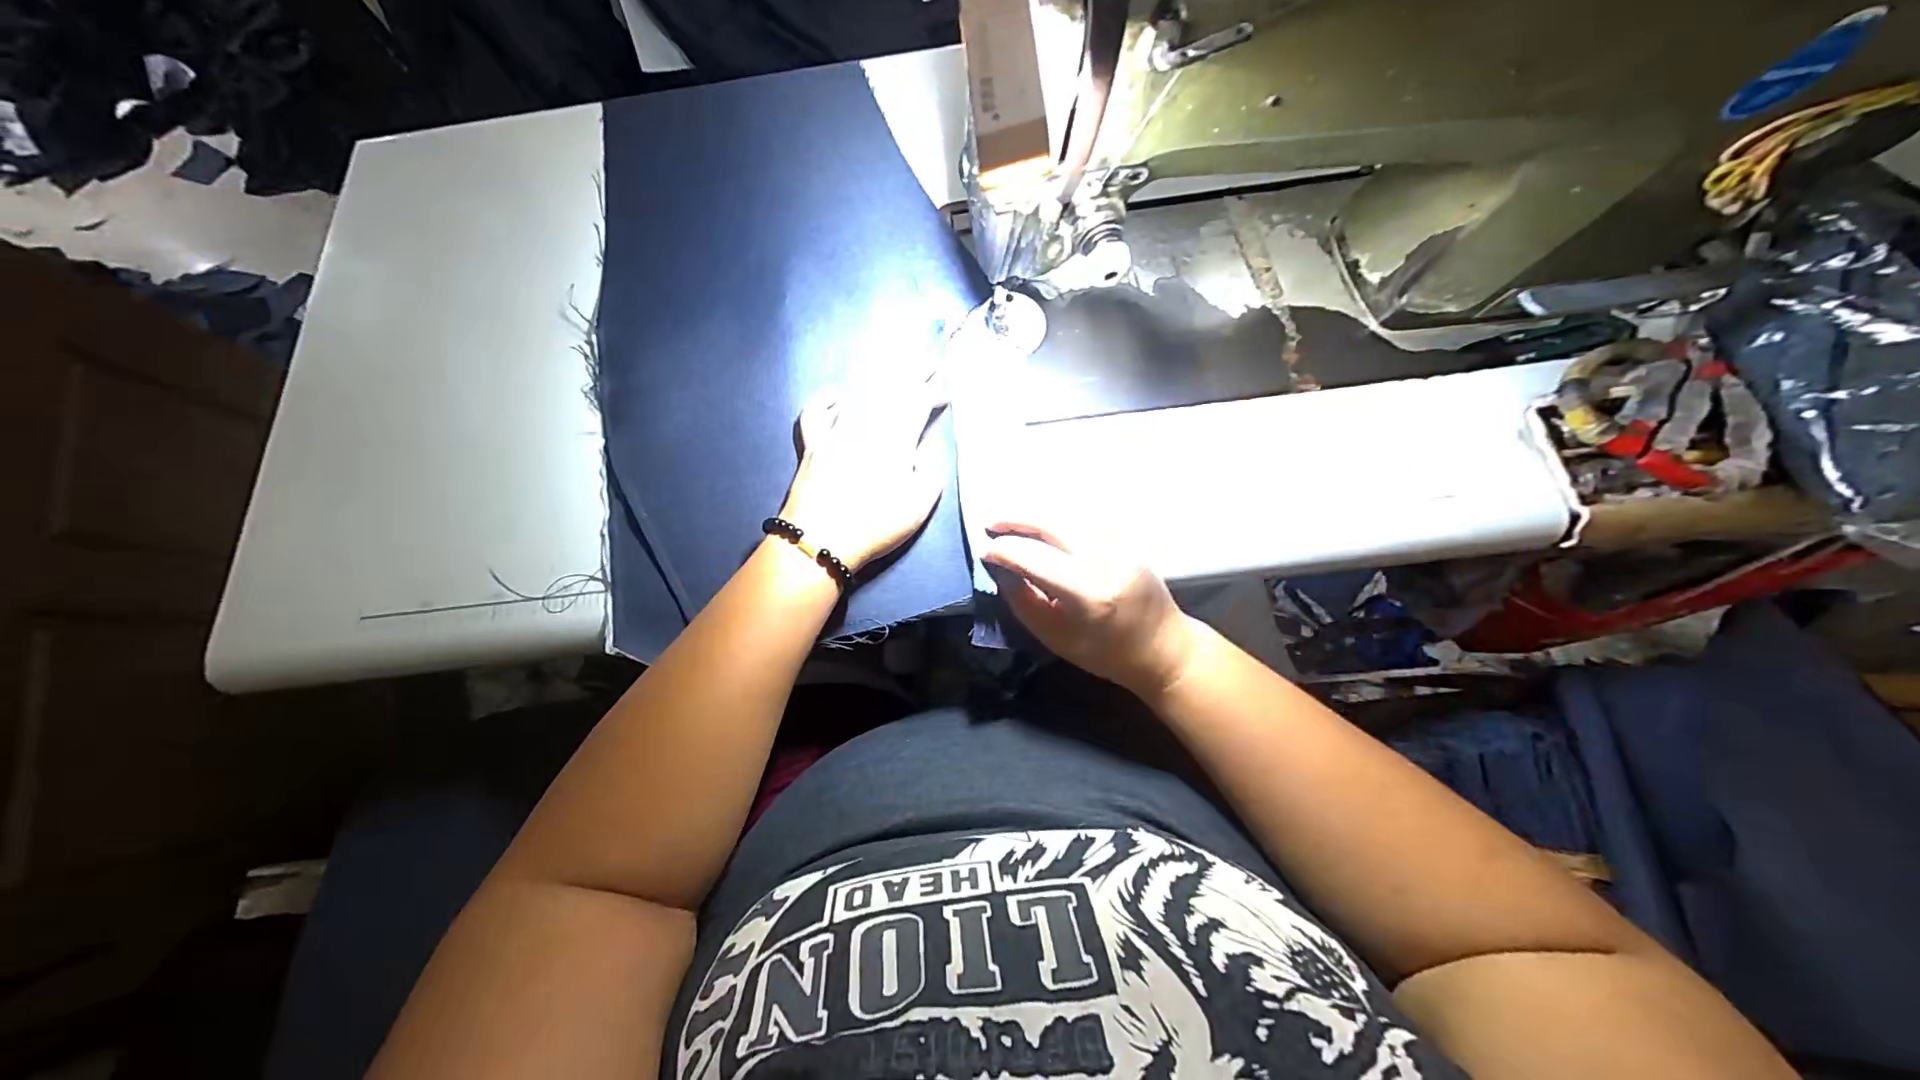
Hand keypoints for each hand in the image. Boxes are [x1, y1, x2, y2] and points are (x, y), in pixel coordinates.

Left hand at [775, 376, 947, 574]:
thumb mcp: (919, 504)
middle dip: (914, 375)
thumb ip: (929, 470)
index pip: (918, 404)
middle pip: (892, 392)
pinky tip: (836, 395)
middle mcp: (866, 428)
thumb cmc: (876, 526)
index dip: (934, 391)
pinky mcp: (813, 446)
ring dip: (880, 382)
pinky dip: (824, 401)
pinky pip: (815, 414)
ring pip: (860, 396)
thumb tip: (926, 447)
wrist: (821, 541)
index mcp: (896, 441)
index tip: (946, 386)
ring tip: (895, 373)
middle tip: (929, 363)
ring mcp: (836, 434)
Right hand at [980, 521, 1198, 698]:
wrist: (1162, 647)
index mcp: (1087, 593)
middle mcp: (1106, 559)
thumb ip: (1023, 600)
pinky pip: (1086, 518)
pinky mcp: (1129, 538)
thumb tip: (1000, 566)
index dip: (1004, 550)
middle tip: (992, 523)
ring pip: (1070, 514)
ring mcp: (1121, 544)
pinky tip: (1044, 523)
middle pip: (1052, 522)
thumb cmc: (1104, 652)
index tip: (986, 551)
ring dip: (1037, 513)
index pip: (1033, 557)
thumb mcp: (1054, 637)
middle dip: (1017, 518)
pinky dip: (1060, 517)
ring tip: (1013, 519)